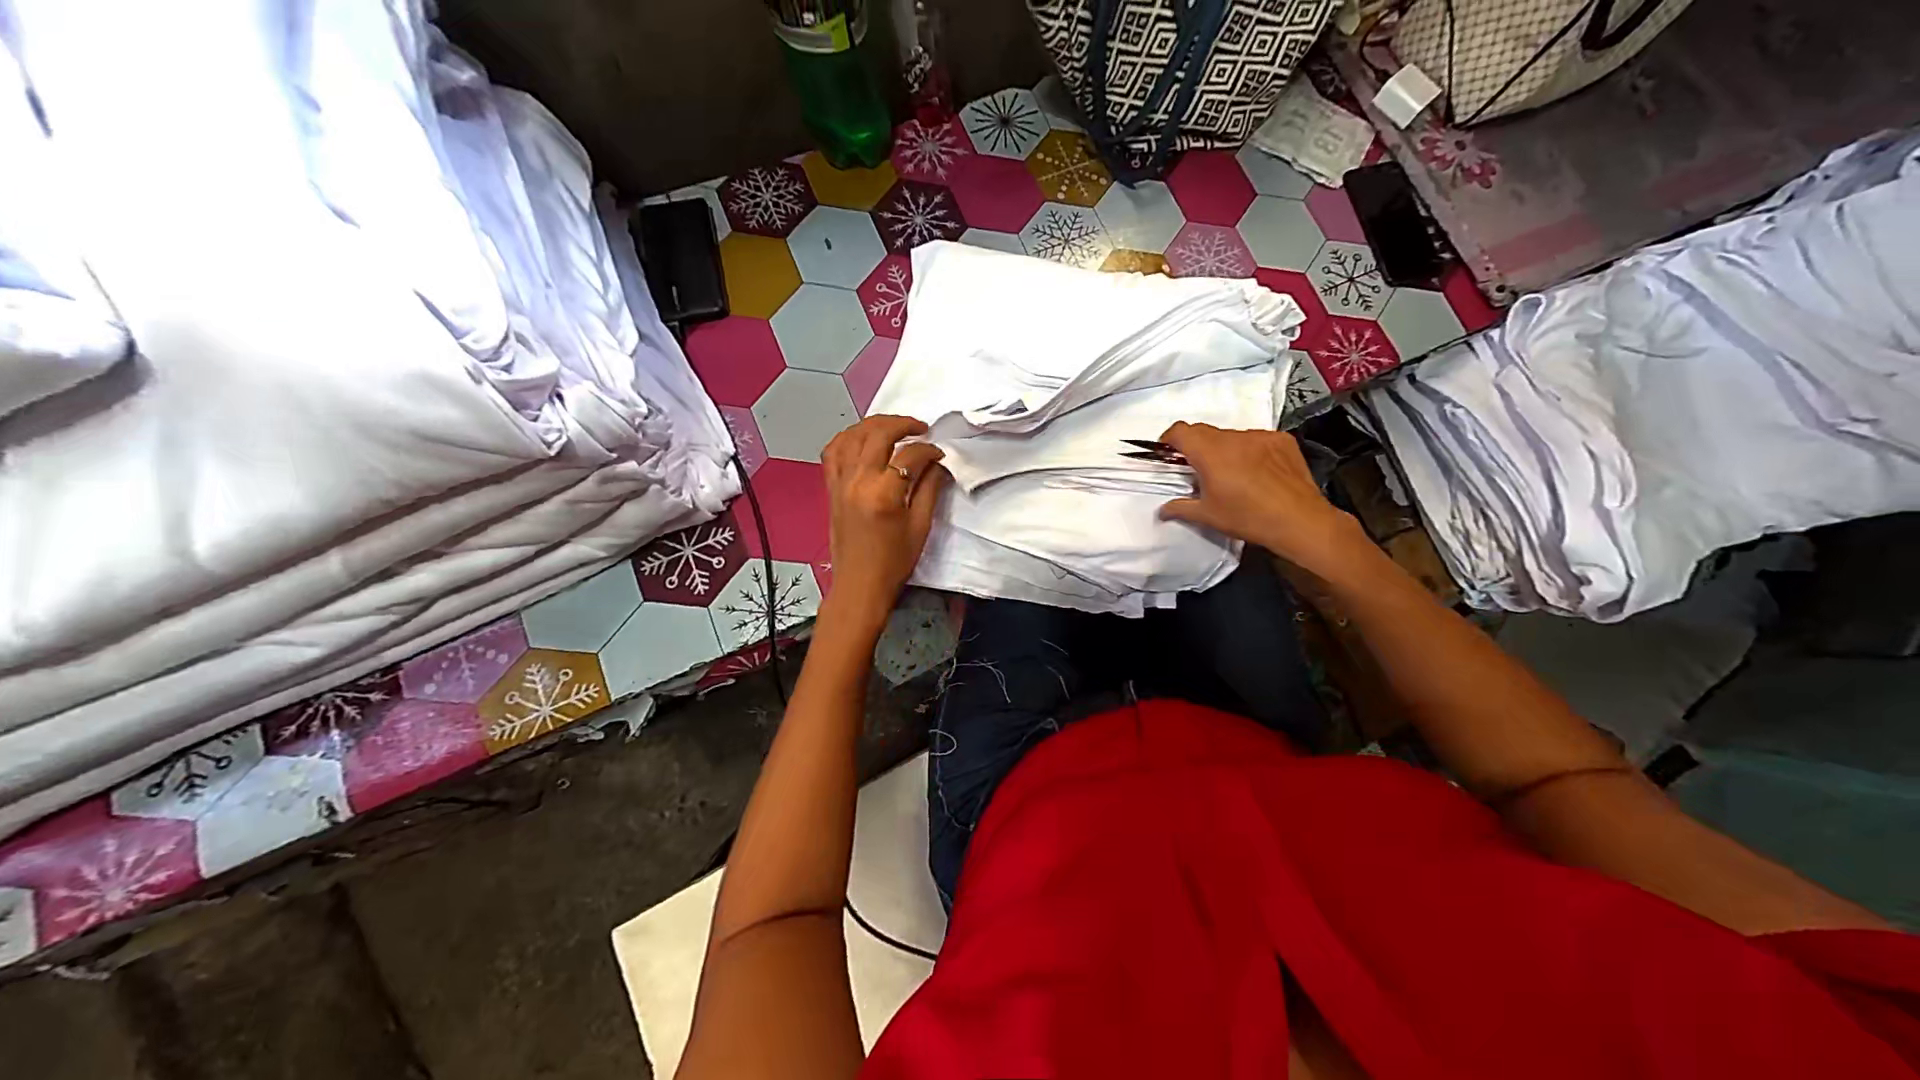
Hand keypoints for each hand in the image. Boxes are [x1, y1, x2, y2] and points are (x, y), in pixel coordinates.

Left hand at [820, 415, 949, 622]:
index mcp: (883, 493)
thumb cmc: (893, 562)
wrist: (860, 585)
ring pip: (853, 436)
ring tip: (893, 428)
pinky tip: (862, 439)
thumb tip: (936, 464)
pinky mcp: (831, 488)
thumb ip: (929, 489)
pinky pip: (833, 451)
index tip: (939, 455)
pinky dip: (848, 438)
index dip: (929, 451)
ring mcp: (840, 482)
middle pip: (878, 434)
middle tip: (921, 429)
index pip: (909, 455)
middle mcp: (858, 481)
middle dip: (903, 424)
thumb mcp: (921, 526)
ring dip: (874, 425)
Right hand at [1156, 422, 1363, 575]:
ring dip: (1223, 449)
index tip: (1168, 453)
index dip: (1170, 439)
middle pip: (1204, 432)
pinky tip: (1257, 472)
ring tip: (1231, 474)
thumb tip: (1163, 510)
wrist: (1298, 520)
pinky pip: (1256, 440)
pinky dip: (1249, 451)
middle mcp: (1233, 438)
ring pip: (1231, 436)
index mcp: (1210, 453)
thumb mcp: (1207, 516)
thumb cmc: (1248, 518)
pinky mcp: (1281, 440)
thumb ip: (1180, 507)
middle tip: (1196, 469)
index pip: (1180, 431)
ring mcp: (1260, 436)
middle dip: (1195, 446)